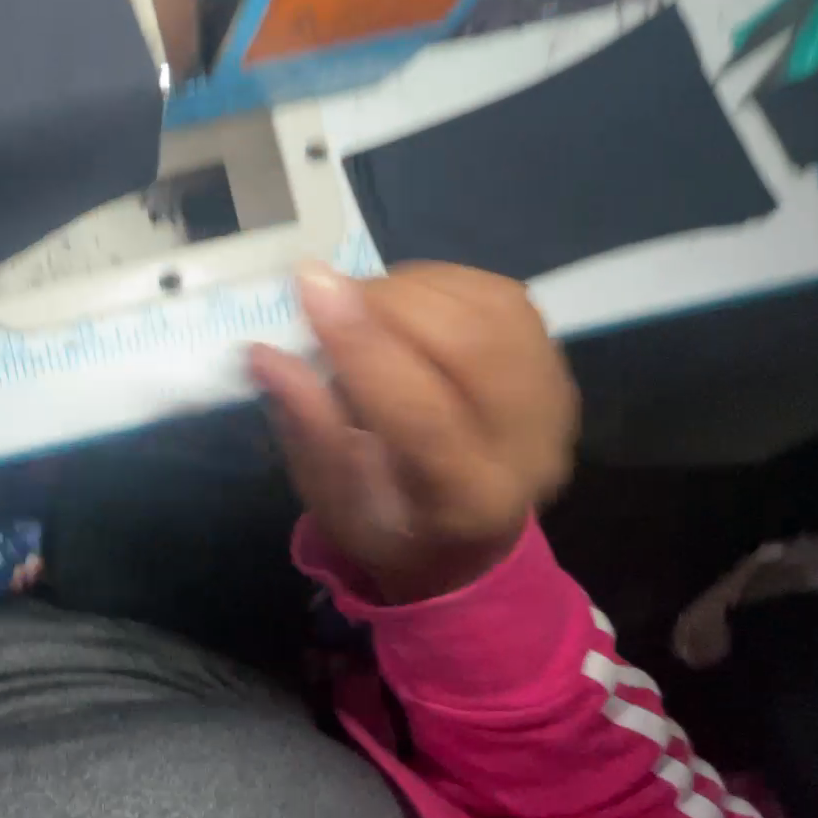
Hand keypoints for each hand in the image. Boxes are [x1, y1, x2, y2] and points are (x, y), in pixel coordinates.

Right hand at [250, 263, 577, 603]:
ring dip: (408, 290)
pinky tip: (396, 304)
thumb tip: (264, 354)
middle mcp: (529, 446)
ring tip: (356, 307)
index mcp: (466, 500)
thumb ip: (306, 424)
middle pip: (468, 345)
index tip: (309, 285)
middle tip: (326, 298)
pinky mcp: (553, 359)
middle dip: (385, 302)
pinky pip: (496, 294)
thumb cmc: (381, 520)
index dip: (361, 344)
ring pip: (488, 307)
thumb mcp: (328, 493)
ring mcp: (553, 397)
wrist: (460, 533)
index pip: (420, 413)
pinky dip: (435, 284)